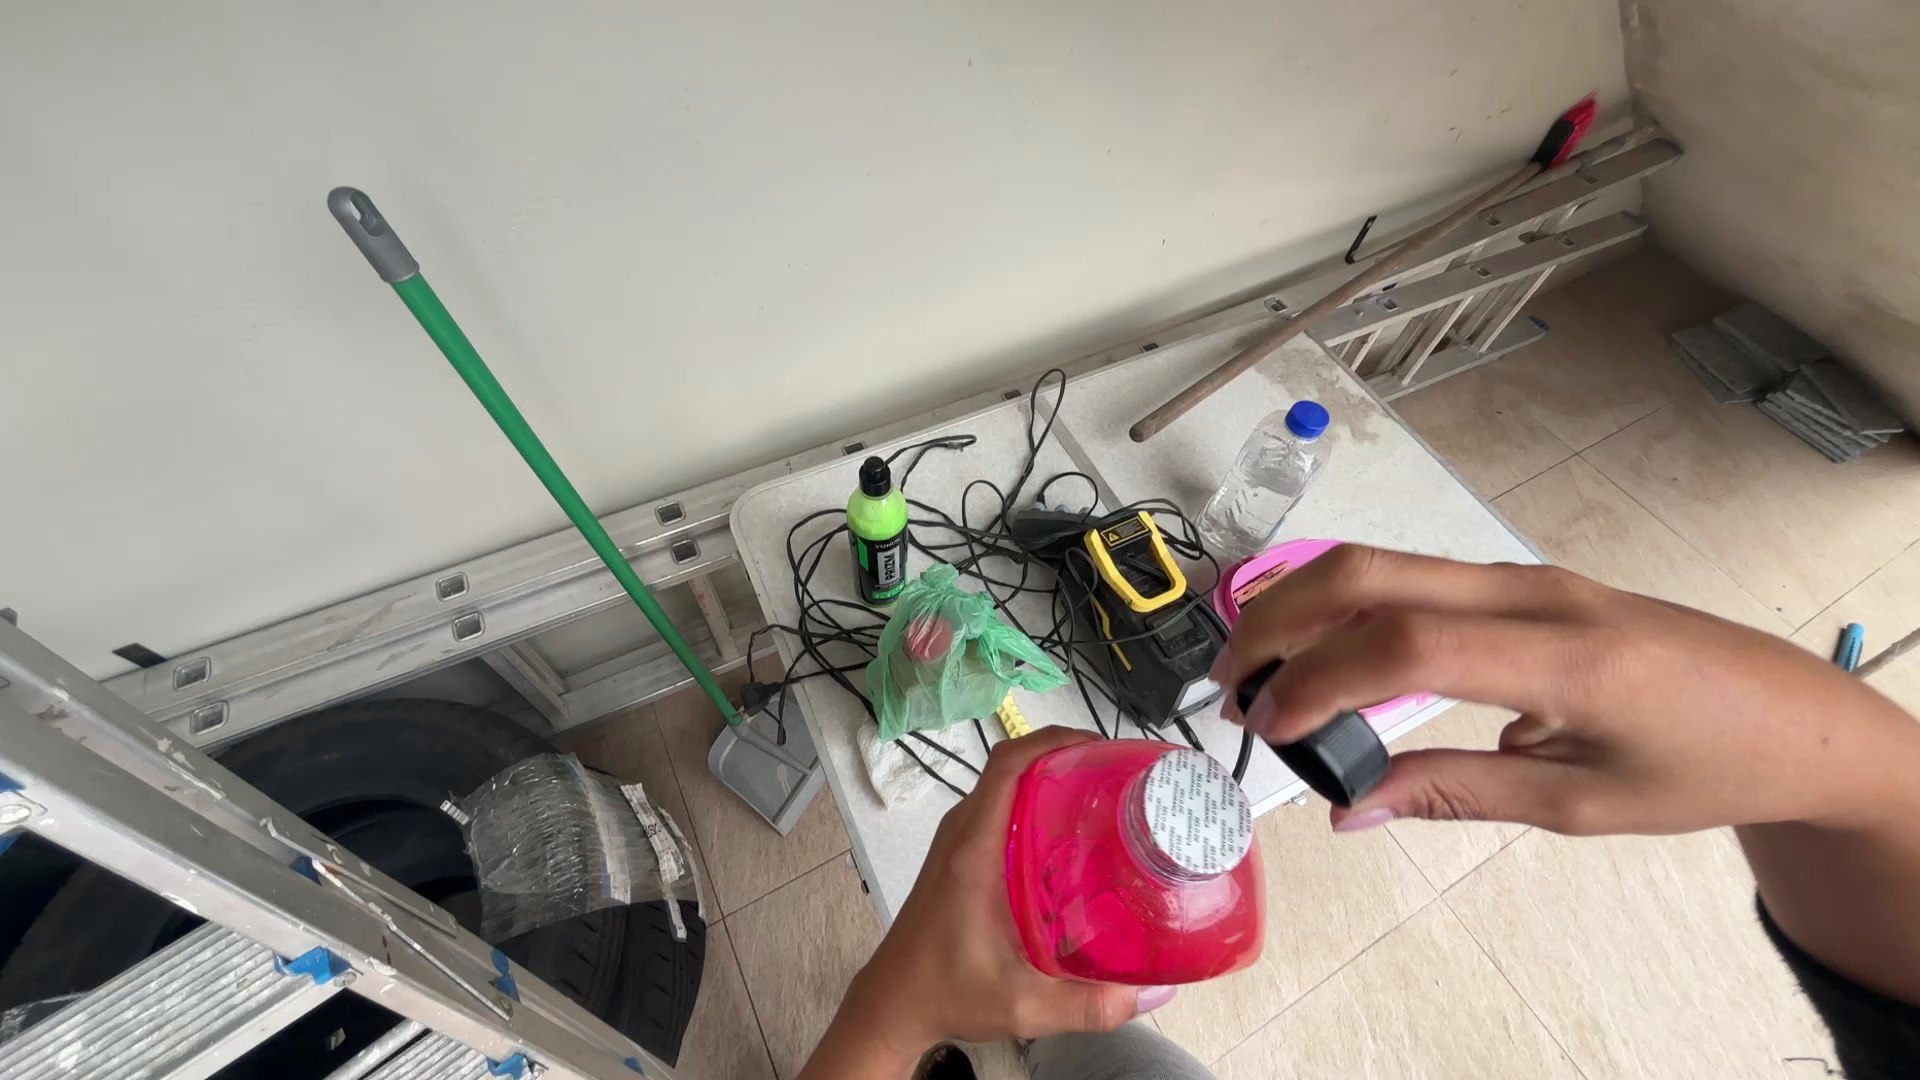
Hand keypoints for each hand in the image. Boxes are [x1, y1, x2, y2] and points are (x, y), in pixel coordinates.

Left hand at [803, 728, 1166, 1077]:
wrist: (894, 999)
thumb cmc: (948, 992)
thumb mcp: (1022, 1005)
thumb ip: (1089, 1005)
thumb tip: (1154, 994)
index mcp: (974, 846)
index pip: (1007, 765)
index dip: (1051, 741)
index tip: (1097, 746)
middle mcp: (964, 829)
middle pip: (1011, 765)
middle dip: (1061, 755)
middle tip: (1113, 774)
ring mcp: (959, 837)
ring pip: (1005, 784)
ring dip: (1047, 776)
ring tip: (1100, 795)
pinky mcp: (959, 850)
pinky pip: (999, 805)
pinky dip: (1032, 800)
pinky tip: (1068, 832)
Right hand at [1213, 544, 1919, 835]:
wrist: (1797, 712)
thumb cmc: (1703, 767)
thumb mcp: (1581, 806)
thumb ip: (1452, 793)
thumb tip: (1347, 810)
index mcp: (1567, 659)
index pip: (1408, 645)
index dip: (1319, 681)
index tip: (1271, 727)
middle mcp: (1527, 593)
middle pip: (1364, 574)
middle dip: (1275, 621)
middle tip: (1229, 682)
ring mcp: (1512, 573)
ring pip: (1371, 561)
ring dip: (1293, 604)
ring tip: (1252, 663)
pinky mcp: (1502, 575)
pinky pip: (1396, 573)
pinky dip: (1331, 602)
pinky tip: (1309, 643)